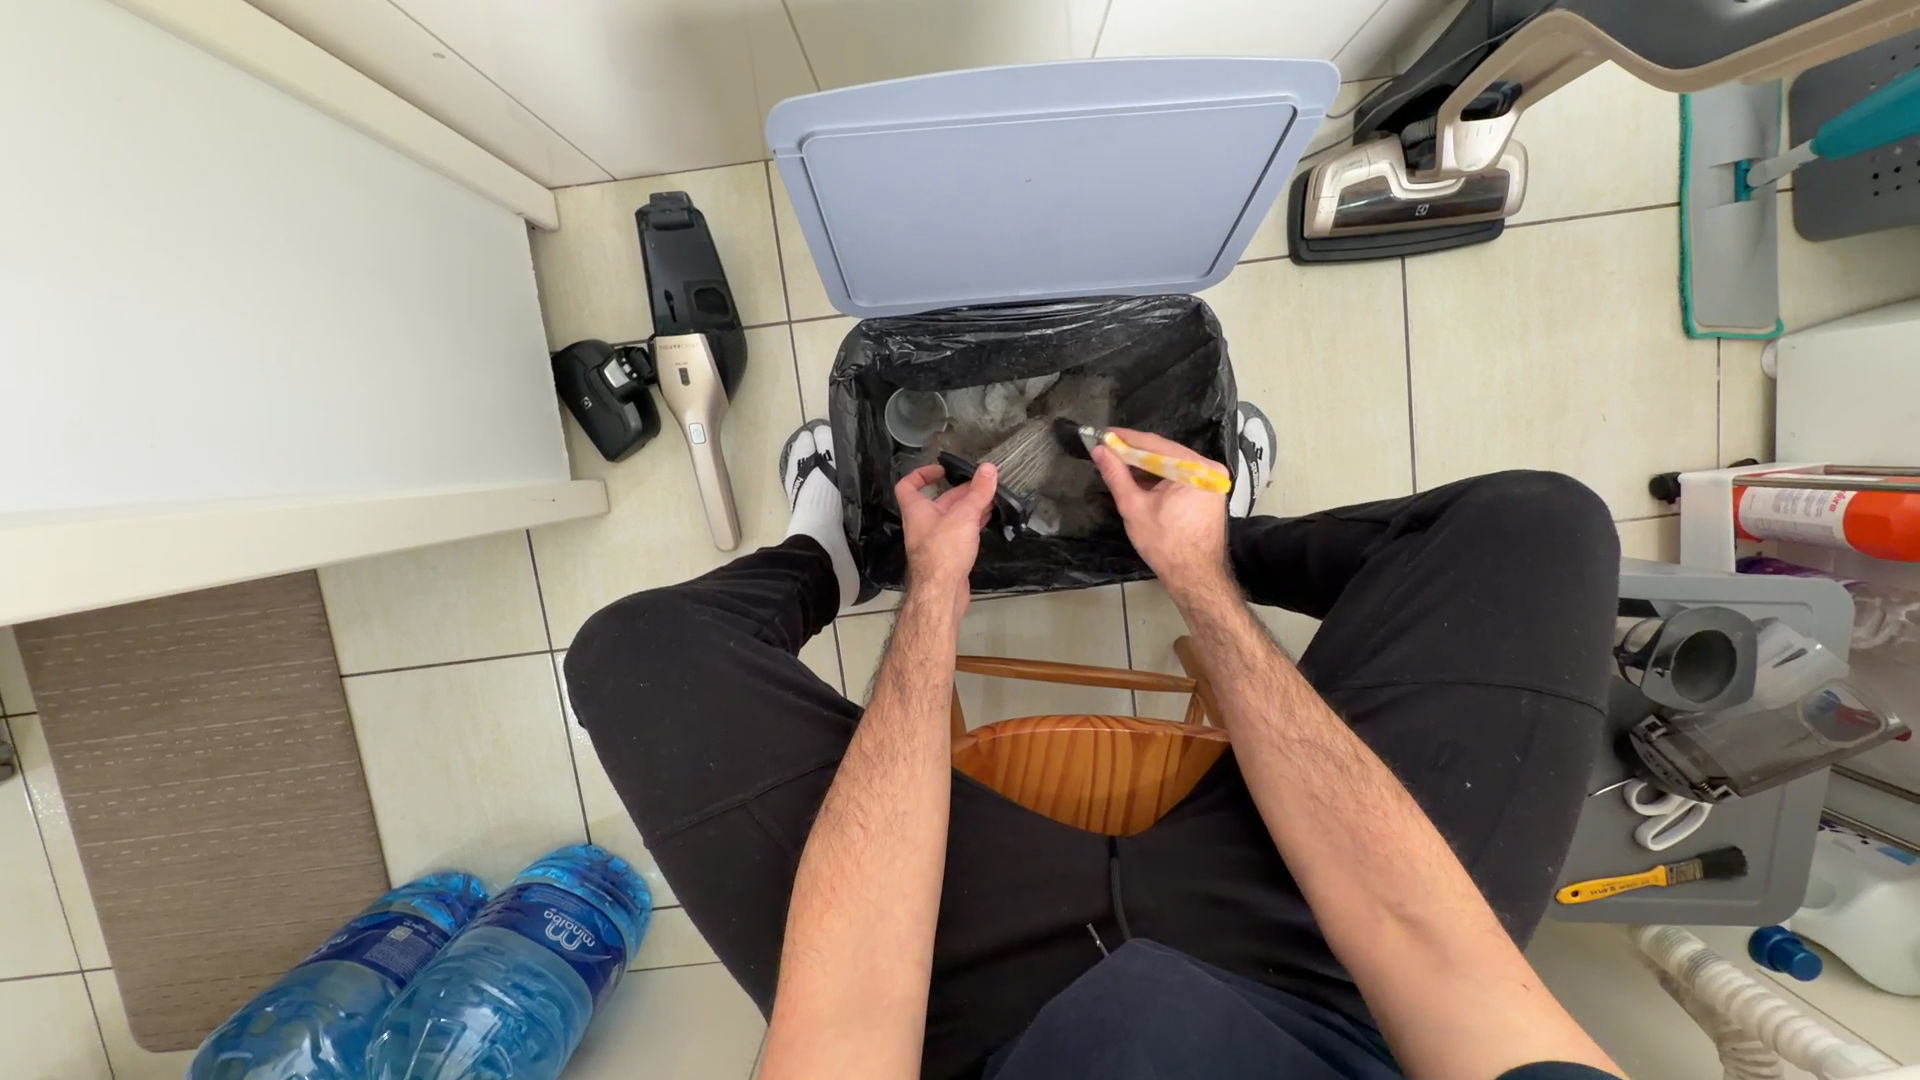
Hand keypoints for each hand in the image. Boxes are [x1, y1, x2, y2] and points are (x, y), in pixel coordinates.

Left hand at [895, 462, 997, 619]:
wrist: (941, 593)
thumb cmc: (943, 552)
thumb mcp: (963, 515)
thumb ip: (977, 492)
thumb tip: (989, 469)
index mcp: (917, 511)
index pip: (908, 486)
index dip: (921, 474)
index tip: (942, 470)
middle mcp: (923, 525)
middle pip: (939, 502)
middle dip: (960, 492)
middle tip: (981, 484)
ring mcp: (935, 542)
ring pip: (952, 519)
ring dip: (969, 508)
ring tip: (991, 499)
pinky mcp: (948, 556)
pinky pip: (960, 534)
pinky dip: (972, 526)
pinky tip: (987, 521)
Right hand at [1092, 429, 1231, 596]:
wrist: (1194, 576)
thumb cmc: (1165, 545)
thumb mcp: (1134, 507)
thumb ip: (1116, 475)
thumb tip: (1099, 451)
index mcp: (1195, 468)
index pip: (1154, 444)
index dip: (1125, 438)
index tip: (1103, 434)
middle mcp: (1208, 468)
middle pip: (1164, 451)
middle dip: (1134, 451)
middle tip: (1107, 449)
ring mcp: (1211, 480)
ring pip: (1171, 463)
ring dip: (1145, 465)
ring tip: (1118, 465)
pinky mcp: (1209, 491)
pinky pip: (1180, 475)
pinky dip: (1159, 476)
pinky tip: (1139, 479)